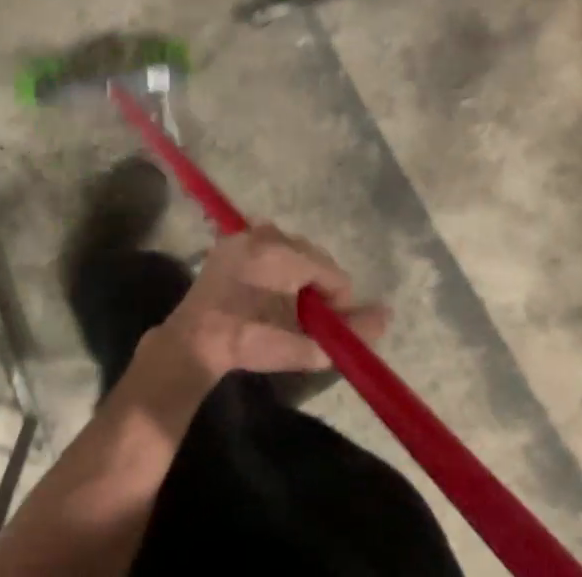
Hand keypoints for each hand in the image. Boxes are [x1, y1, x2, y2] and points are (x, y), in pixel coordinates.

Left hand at [157, 225, 389, 378]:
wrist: (195, 338)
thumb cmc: (249, 341)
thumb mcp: (307, 345)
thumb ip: (352, 331)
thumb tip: (386, 314)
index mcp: (281, 254)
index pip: (332, 273)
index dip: (339, 301)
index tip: (327, 323)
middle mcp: (260, 235)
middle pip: (311, 254)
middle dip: (318, 282)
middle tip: (310, 314)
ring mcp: (239, 236)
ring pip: (288, 246)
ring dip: (297, 270)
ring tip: (291, 302)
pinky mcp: (225, 244)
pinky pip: (263, 245)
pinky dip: (274, 261)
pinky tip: (269, 288)